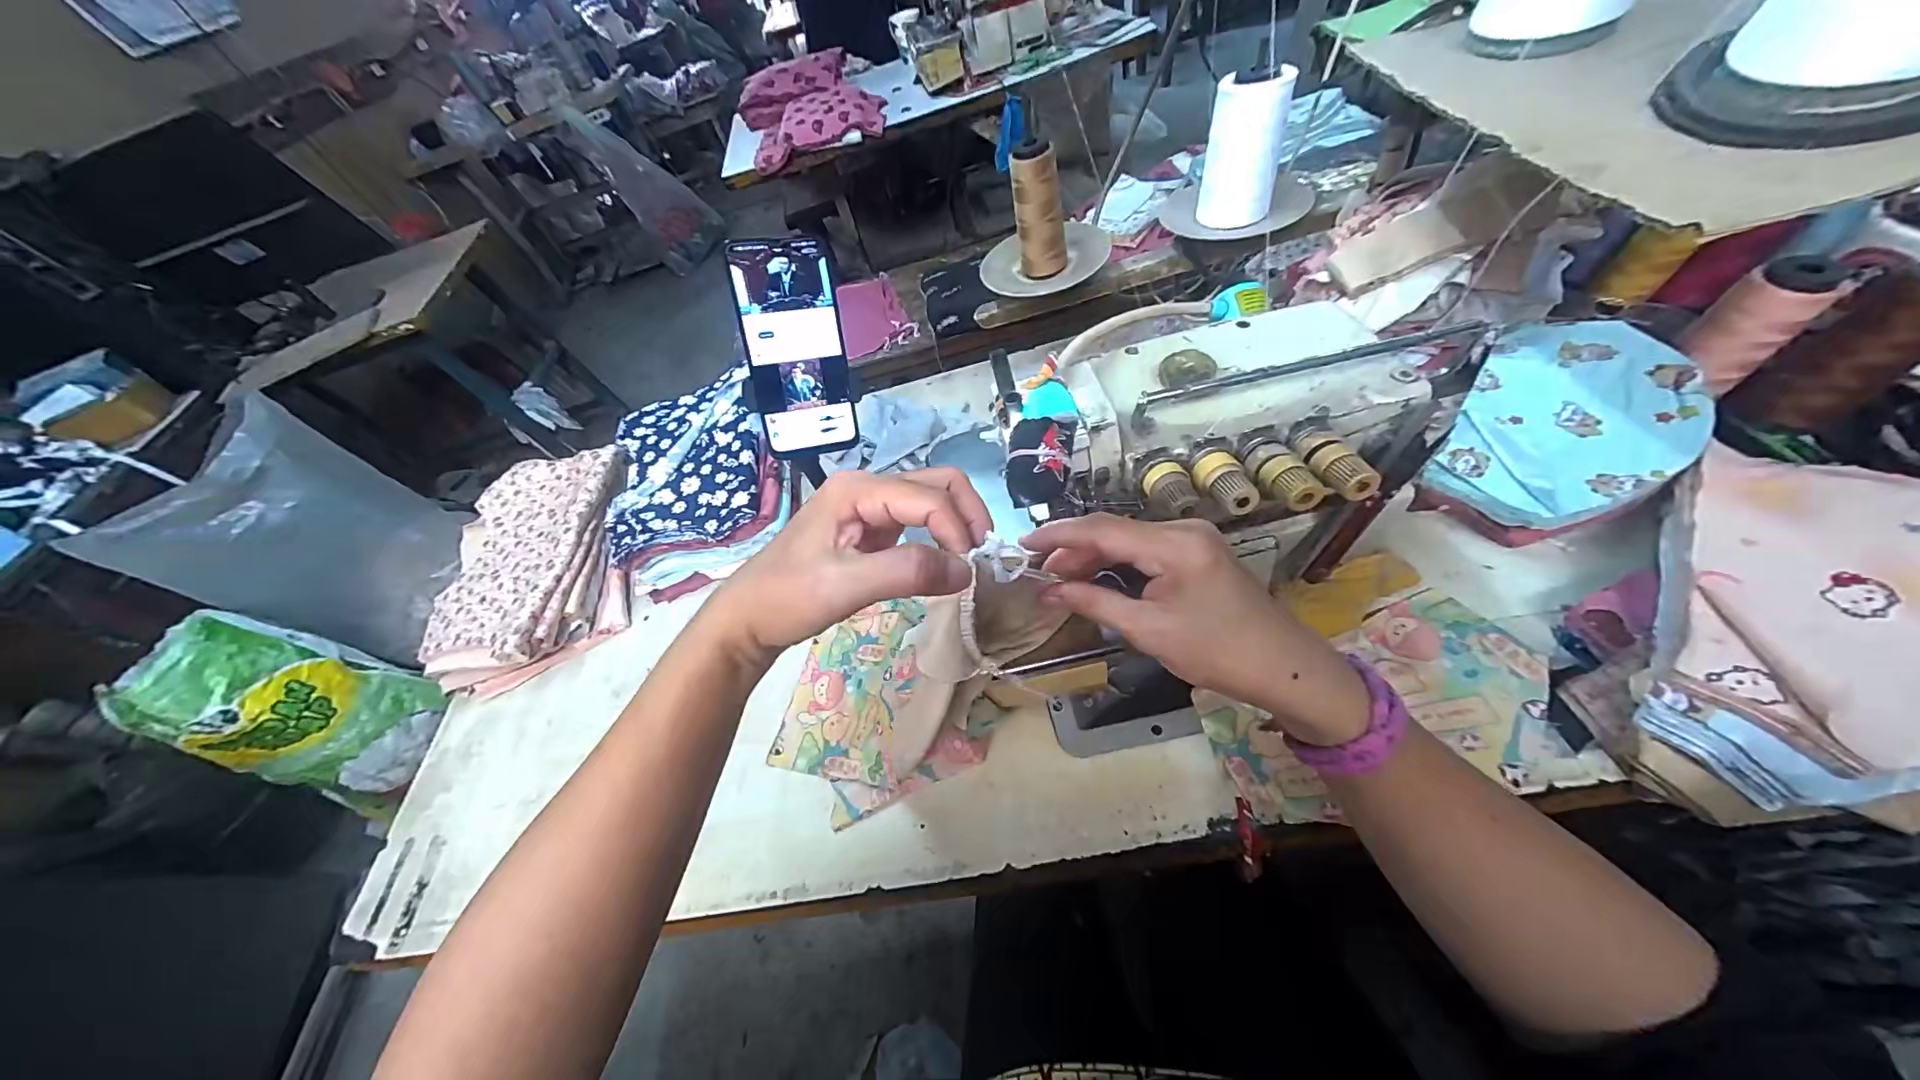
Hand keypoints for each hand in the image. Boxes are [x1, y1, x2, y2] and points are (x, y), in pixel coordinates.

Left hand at [699, 468, 992, 661]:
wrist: (748, 617)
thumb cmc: (788, 597)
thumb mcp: (846, 585)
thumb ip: (907, 572)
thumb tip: (966, 570)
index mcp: (858, 489)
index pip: (928, 497)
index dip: (955, 530)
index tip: (966, 572)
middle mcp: (867, 488)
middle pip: (938, 484)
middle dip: (966, 515)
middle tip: (979, 556)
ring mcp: (868, 508)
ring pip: (930, 500)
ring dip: (956, 524)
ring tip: (967, 561)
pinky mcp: (870, 530)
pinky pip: (916, 523)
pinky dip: (938, 538)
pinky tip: (942, 564)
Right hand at [1022, 514, 1370, 745]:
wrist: (1283, 667)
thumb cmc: (1216, 652)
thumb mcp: (1148, 630)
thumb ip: (1094, 603)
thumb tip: (1050, 590)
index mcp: (1174, 543)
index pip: (1102, 528)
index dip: (1058, 535)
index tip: (1023, 545)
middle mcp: (1183, 529)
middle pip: (1114, 530)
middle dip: (1073, 548)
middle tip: (1038, 571)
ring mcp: (1193, 538)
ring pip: (1128, 538)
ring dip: (1093, 556)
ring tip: (1058, 576)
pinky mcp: (1197, 552)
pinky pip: (1146, 549)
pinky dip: (1117, 562)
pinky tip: (1094, 577)